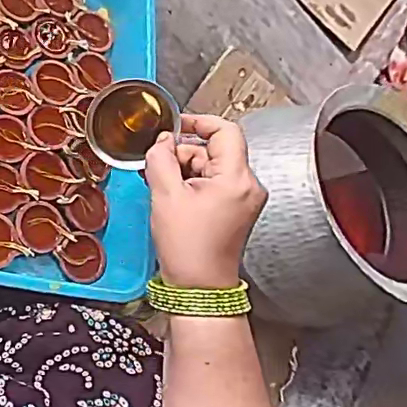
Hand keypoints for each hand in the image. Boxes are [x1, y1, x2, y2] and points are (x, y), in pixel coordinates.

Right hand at [144, 113, 266, 289]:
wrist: (199, 286)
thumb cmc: (188, 248)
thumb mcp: (165, 195)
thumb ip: (161, 159)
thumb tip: (161, 141)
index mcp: (236, 178)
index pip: (225, 130)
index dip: (199, 121)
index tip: (177, 124)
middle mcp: (248, 185)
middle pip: (214, 149)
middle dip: (183, 153)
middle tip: (159, 168)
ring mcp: (243, 198)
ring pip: (211, 166)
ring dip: (185, 170)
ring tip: (164, 190)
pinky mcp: (236, 209)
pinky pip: (213, 182)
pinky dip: (192, 184)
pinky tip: (173, 198)